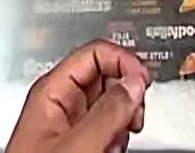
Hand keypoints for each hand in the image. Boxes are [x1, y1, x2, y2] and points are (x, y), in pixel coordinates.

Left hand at [7, 39, 151, 152]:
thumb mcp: (77, 146)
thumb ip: (108, 111)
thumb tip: (135, 81)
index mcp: (51, 91)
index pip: (95, 53)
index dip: (123, 61)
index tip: (142, 80)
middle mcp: (60, 104)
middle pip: (106, 77)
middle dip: (125, 96)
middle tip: (134, 114)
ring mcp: (68, 128)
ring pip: (109, 105)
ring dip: (121, 122)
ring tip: (115, 143)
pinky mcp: (77, 147)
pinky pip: (106, 130)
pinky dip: (116, 140)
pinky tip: (110, 152)